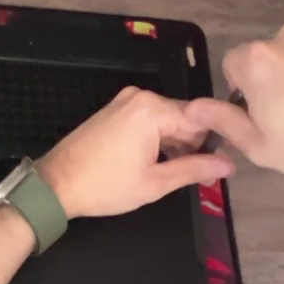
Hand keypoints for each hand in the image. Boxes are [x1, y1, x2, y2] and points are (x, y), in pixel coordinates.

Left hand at [37, 87, 234, 219]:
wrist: (56, 185)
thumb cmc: (104, 186)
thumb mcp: (155, 182)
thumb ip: (194, 169)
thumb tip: (227, 165)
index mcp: (152, 109)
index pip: (200, 119)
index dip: (212, 144)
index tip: (219, 167)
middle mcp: (140, 97)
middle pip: (183, 119)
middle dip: (192, 147)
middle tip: (198, 179)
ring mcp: (124, 102)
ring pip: (166, 122)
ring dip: (174, 147)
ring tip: (174, 176)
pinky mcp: (114, 112)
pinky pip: (147, 123)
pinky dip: (157, 142)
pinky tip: (155, 165)